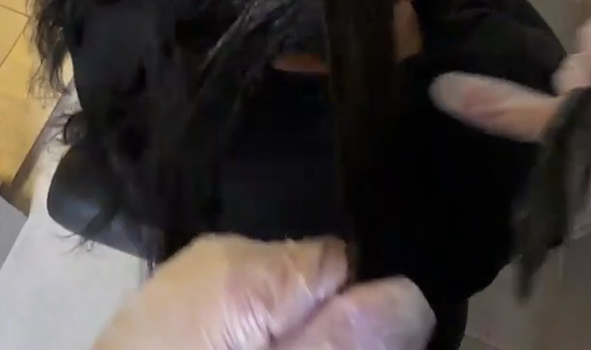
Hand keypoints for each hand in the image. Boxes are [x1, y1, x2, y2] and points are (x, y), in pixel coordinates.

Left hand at [95, 234, 434, 349]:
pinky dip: (253, 332)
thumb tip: (414, 294)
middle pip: (312, 276)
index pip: (343, 260)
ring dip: (290, 331)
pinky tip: (241, 349)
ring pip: (277, 293)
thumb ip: (337, 344)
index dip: (360, 315)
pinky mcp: (177, 297)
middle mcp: (222, 250)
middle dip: (326, 327)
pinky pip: (240, 303)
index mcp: (247, 266)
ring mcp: (194, 271)